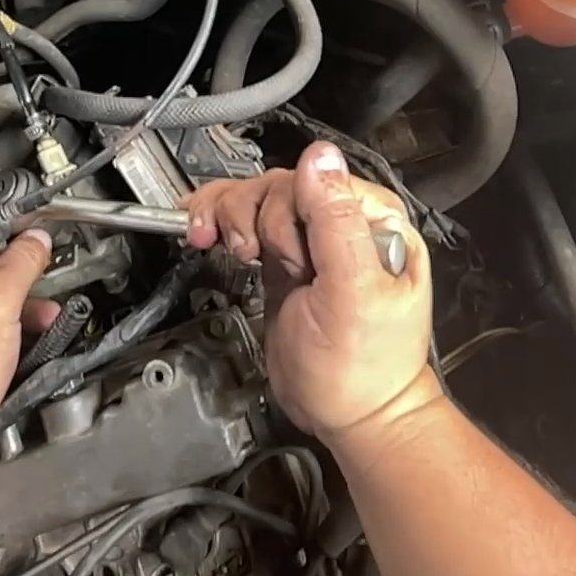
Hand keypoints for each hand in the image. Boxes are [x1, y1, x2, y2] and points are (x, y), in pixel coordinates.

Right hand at [182, 143, 438, 443]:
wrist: (350, 417)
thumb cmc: (365, 369)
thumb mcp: (354, 293)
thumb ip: (335, 222)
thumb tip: (320, 157)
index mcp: (373, 219)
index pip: (314, 178)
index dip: (290, 212)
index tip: (289, 257)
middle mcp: (341, 220)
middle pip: (277, 184)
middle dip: (258, 220)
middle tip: (261, 259)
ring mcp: (307, 238)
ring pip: (254, 197)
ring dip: (230, 217)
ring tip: (229, 248)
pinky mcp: (278, 256)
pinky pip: (242, 220)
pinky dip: (216, 219)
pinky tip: (202, 228)